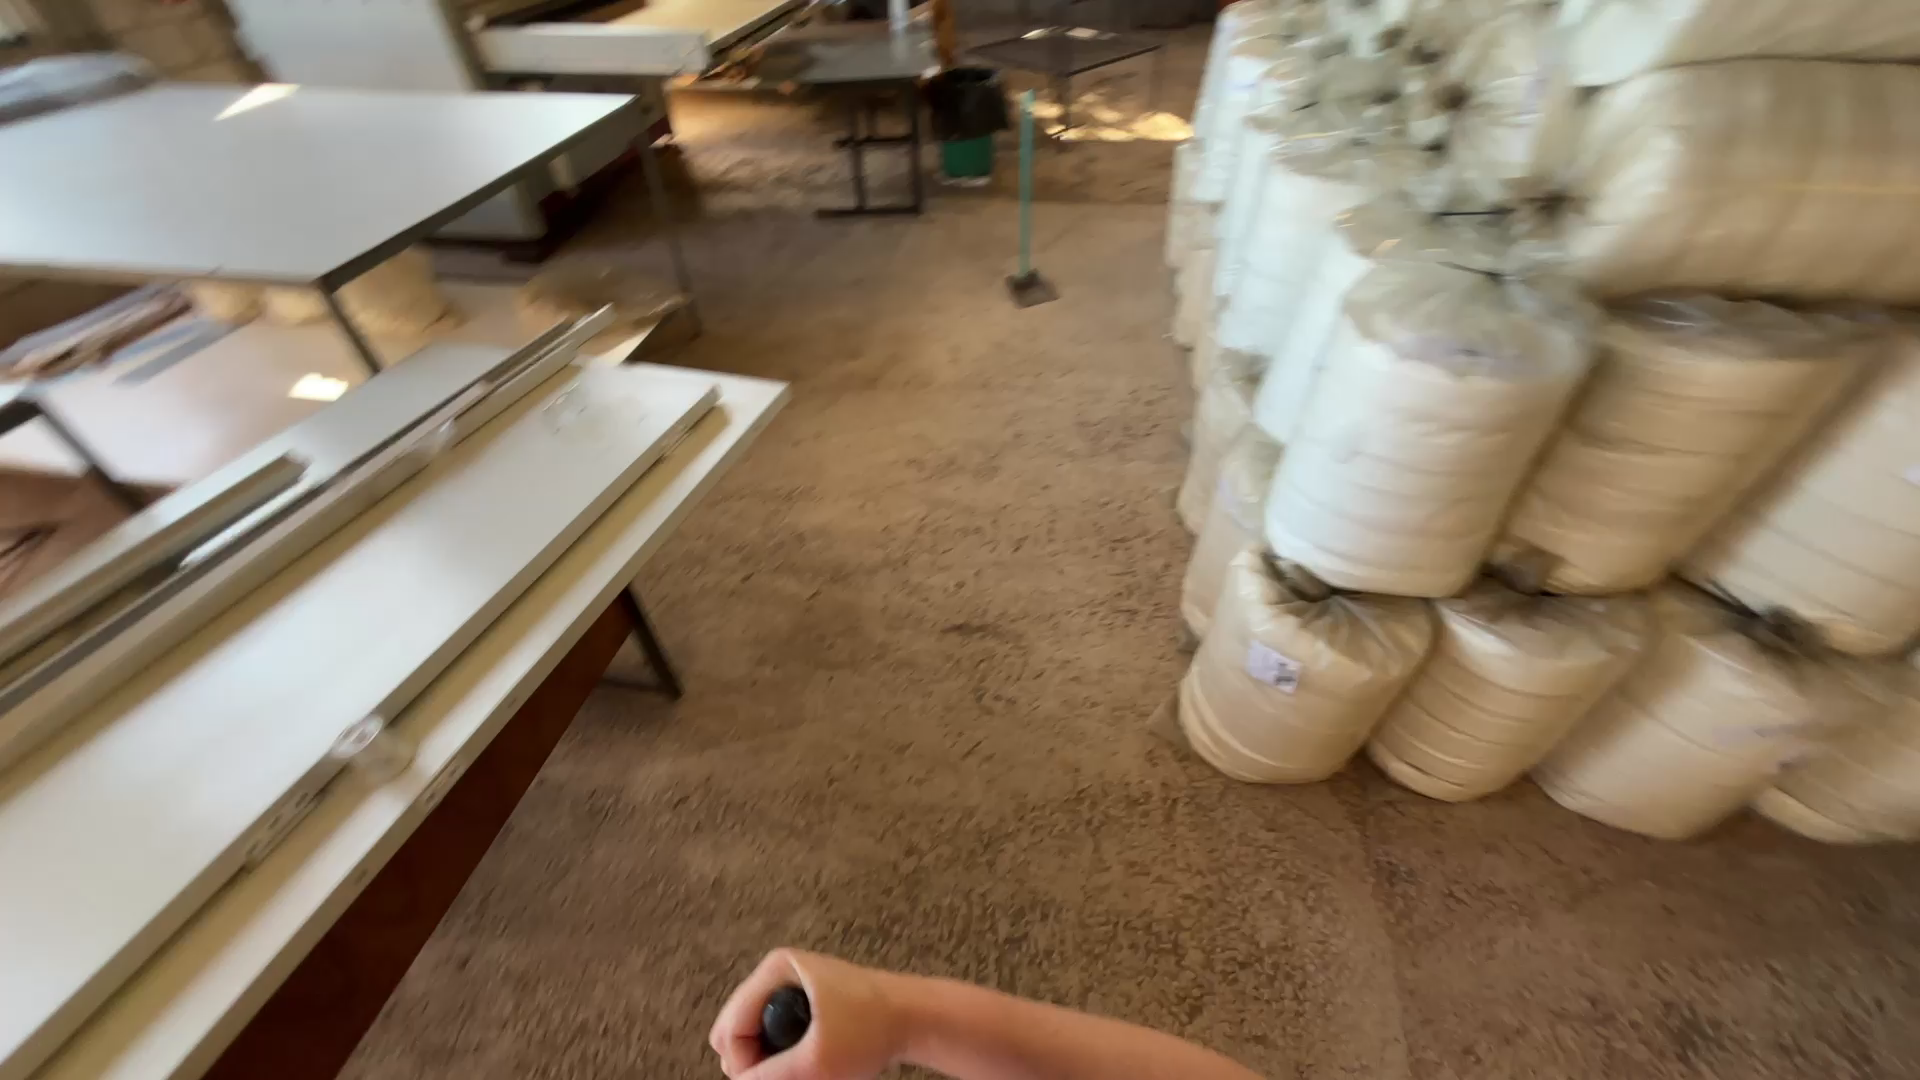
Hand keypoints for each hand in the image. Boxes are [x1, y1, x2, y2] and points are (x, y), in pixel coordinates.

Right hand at [709, 949, 909, 1079]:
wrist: (910, 1016)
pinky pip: (769, 1036)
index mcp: (775, 970)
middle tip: (786, 1078)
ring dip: (766, 1063)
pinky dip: (779, 1057)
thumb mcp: (815, 1062)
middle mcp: (776, 972)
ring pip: (751, 1037)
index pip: (730, 1028)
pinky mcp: (799, 1001)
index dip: (743, 1066)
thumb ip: (769, 1079)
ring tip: (798, 1073)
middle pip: (734, 1030)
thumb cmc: (867, 1029)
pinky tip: (803, 1066)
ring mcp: (787, 985)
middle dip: (752, 1063)